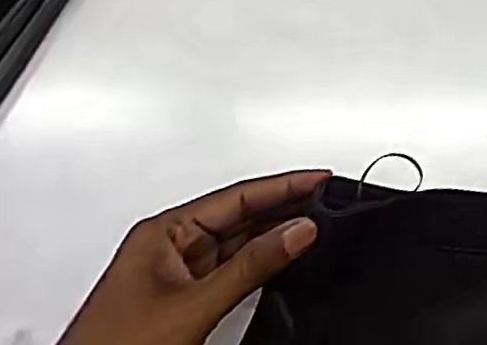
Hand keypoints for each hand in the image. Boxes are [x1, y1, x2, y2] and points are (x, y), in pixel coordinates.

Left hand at [58, 170, 330, 344]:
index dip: (283, 185)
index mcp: (162, 232)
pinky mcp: (178, 304)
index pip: (238, 195)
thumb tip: (298, 229)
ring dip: (272, 237)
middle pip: (239, 214)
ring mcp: (172, 277)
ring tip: (311, 228)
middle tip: (324, 201)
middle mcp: (166, 248)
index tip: (319, 178)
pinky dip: (259, 264)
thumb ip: (250, 266)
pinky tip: (280, 262)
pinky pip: (230, 270)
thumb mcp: (191, 308)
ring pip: (236, 244)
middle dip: (282, 208)